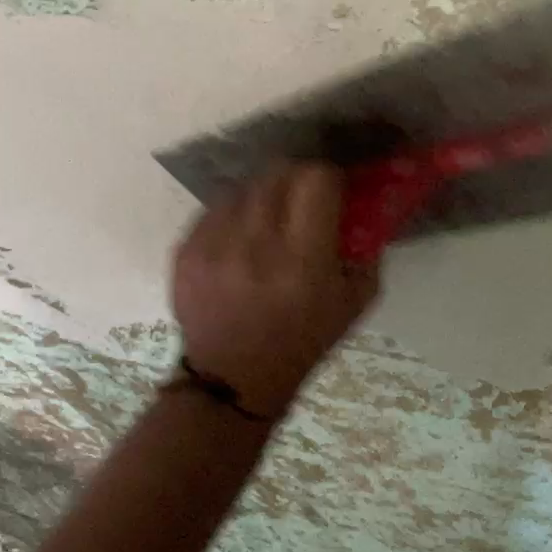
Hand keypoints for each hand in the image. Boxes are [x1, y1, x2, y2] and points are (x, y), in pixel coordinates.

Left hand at [171, 162, 380, 417]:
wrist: (232, 377)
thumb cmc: (302, 340)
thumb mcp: (353, 302)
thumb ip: (366, 248)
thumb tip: (366, 203)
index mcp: (302, 260)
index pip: (315, 180)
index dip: (328, 178)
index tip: (331, 191)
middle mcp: (255, 245)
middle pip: (278, 173)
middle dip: (295, 180)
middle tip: (301, 199)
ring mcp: (214, 246)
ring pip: (244, 187)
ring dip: (262, 196)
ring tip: (267, 223)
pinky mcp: (185, 251)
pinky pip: (214, 209)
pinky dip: (232, 216)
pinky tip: (239, 240)